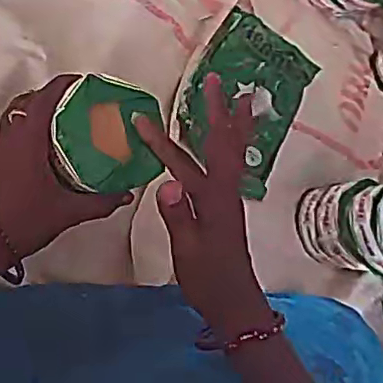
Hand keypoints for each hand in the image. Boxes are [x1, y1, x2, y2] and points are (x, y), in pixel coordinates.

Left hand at [0, 76, 133, 261]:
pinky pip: (14, 127)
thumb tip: (127, 193)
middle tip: (80, 101)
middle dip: (55, 94)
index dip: (64, 84)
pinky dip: (30, 123)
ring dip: (39, 107)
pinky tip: (48, 141)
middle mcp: (12, 136)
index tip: (85, 83)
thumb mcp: (70, 211)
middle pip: (31, 100)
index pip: (45, 97)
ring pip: (19, 112)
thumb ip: (101, 201)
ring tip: (65, 116)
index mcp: (28, 139)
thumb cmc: (27, 219)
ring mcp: (2, 146)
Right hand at [133, 73, 276, 340]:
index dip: (161, 141)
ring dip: (234, 121)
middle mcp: (224, 191)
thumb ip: (178, 217)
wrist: (236, 302)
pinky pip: (231, 163)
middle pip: (222, 143)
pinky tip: (230, 141)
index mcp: (211, 200)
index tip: (141, 120)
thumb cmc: (209, 278)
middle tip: (218, 79)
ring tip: (241, 97)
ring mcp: (228, 197)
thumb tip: (165, 184)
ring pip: (232, 151)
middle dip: (219, 110)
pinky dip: (234, 143)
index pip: (183, 163)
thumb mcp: (188, 250)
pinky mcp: (228, 204)